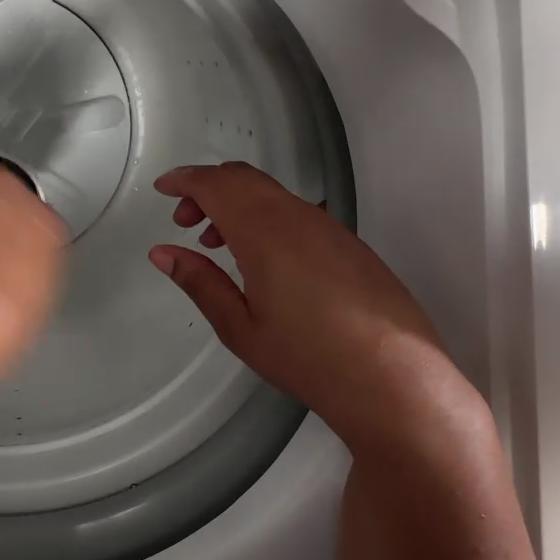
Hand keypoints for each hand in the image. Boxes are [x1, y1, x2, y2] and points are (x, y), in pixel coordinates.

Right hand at [148, 162, 484, 457]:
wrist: (397, 380)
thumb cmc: (309, 357)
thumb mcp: (239, 327)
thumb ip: (199, 282)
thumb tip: (162, 253)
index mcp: (265, 232)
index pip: (216, 185)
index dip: (184, 180)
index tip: (162, 188)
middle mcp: (298, 218)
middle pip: (244, 178)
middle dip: (207, 189)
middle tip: (184, 221)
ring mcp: (330, 228)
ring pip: (272, 194)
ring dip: (237, 204)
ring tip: (218, 244)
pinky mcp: (351, 245)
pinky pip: (296, 211)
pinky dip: (265, 217)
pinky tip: (262, 260)